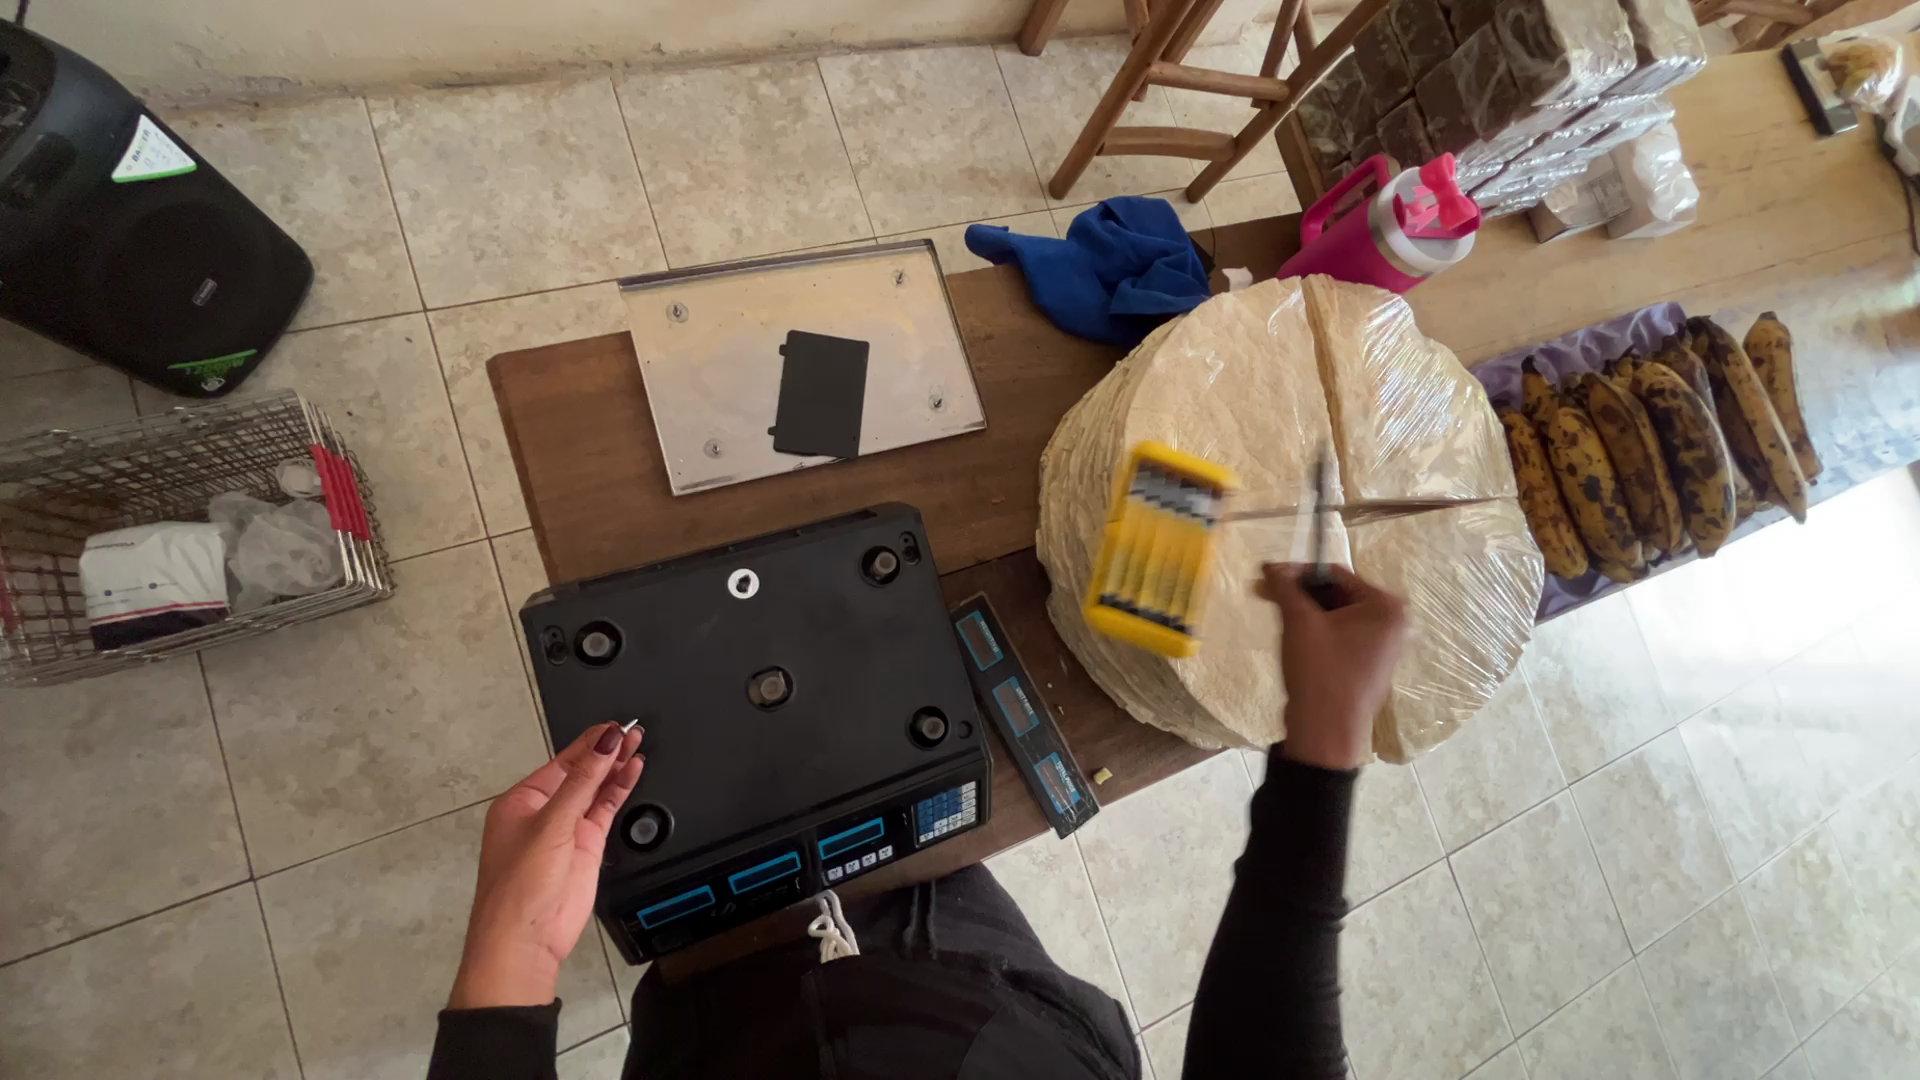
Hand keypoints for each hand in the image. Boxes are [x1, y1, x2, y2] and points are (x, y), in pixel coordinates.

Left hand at [449, 722, 644, 1009]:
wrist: (526, 942)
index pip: (563, 760)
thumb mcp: (551, 825)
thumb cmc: (518, 890)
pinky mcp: (587, 843)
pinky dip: (621, 788)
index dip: (590, 741)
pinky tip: (633, 770)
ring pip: (597, 787)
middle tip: (632, 730)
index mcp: (522, 802)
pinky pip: (607, 807)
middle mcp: (544, 812)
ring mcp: (567, 827)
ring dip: (617, 766)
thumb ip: (583, 780)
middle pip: (582, 770)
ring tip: (638, 742)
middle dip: (607, 750)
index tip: (615, 725)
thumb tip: (604, 743)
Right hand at [1255, 563, 1408, 770]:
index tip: (1266, 573)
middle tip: (1262, 590)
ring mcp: (1381, 645)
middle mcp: (1391, 623)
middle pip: (1335, 593)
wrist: (1326, 731)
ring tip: (1271, 609)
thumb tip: (1269, 565)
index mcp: (1386, 607)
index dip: (1297, 570)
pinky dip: (1313, 628)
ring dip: (1301, 609)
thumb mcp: (1298, 621)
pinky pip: (1337, 634)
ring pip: (1333, 614)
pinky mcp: (1366, 663)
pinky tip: (1288, 632)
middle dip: (1297, 591)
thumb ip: (1284, 586)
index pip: (1335, 573)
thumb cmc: (1319, 671)